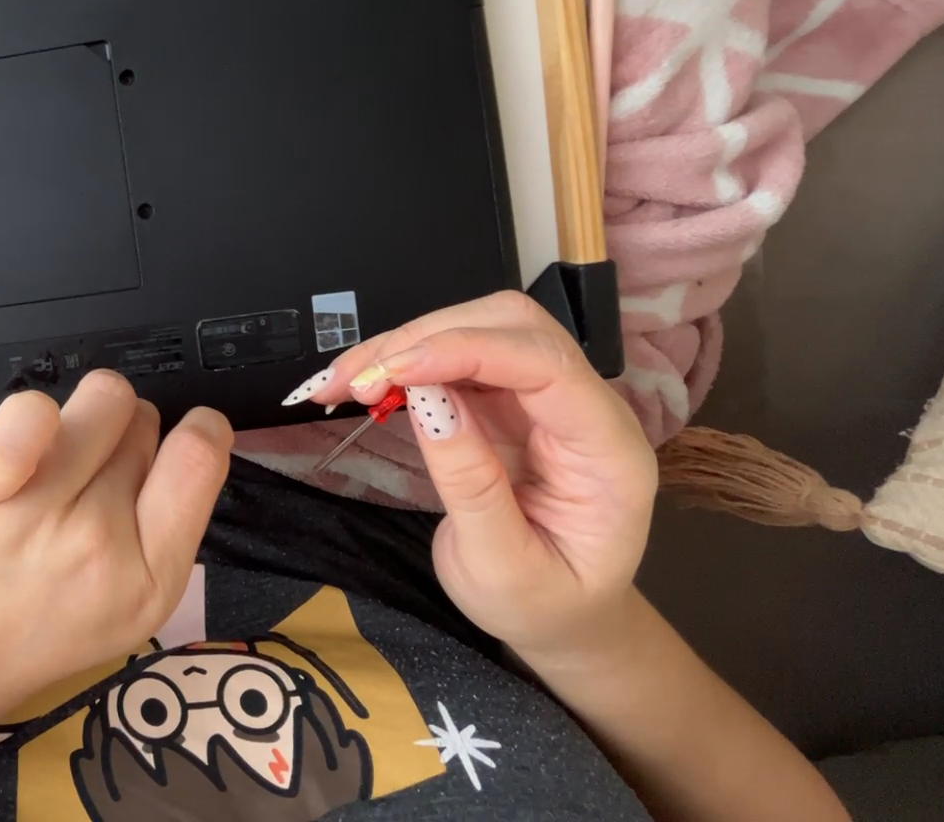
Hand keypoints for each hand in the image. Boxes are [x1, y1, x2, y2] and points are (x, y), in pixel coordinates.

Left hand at [0, 371, 233, 720]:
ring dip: (80, 416)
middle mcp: (101, 544)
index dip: (200, 431)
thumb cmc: (21, 633)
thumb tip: (183, 443)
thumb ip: (159, 531)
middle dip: (122, 436)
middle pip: (142, 423)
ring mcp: (39, 513)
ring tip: (49, 456)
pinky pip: (31, 413)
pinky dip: (29, 416)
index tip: (189, 429)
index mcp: (149, 579)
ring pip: (99, 399)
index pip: (200, 461)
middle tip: (85, 477)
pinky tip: (18, 442)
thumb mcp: (121, 609)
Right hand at [295, 291, 656, 657]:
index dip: (464, 351)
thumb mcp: (502, 568)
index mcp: (606, 451)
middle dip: (423, 339)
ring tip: (337, 384)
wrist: (559, 618)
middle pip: (508, 326)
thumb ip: (471, 485)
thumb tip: (425, 401)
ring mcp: (538, 397)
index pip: (545, 365)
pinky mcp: (500, 398)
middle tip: (354, 382)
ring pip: (470, 329)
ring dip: (398, 346)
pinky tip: (357, 384)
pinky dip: (396, 362)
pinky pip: (446, 356)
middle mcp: (580, 407)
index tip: (390, 371)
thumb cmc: (541, 604)